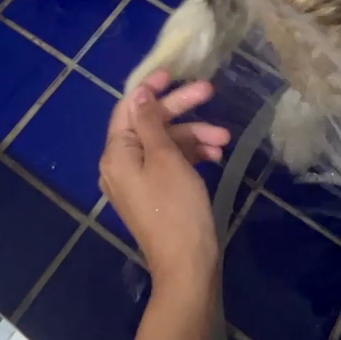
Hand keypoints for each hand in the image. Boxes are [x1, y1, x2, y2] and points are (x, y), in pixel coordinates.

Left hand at [100, 72, 231, 292]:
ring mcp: (139, 180)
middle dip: (182, 109)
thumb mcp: (165, 157)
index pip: (128, 107)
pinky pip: (171, 163)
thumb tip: (139, 94)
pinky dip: (192, 156)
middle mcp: (121, 164)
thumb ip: (150, 122)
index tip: (174, 73)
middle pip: (150, 123)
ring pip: (166, 143)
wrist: (188, 266)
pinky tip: (216, 156)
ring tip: (224, 139)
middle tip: (210, 91)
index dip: (150, 87)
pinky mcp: (157, 193)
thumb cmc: (176, 207)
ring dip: (194, 136)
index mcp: (116, 153)